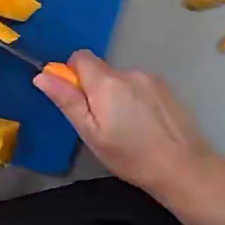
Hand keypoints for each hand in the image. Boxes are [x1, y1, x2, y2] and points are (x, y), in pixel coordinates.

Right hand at [34, 51, 212, 197]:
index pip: (80, 57)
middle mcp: (129, 72)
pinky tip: (144, 125)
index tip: (76, 100)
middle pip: (101, 70)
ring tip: (126, 127)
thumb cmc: (129, 155)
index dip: (71, 74)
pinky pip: (139, 86)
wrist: (183, 167)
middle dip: (95, 90)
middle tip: (101, 123)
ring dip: (116, 95)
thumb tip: (41, 76)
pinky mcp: (167, 89)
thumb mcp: (90, 132)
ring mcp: (151, 79)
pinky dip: (134, 99)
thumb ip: (67, 100)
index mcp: (106, 82)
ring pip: (120, 80)